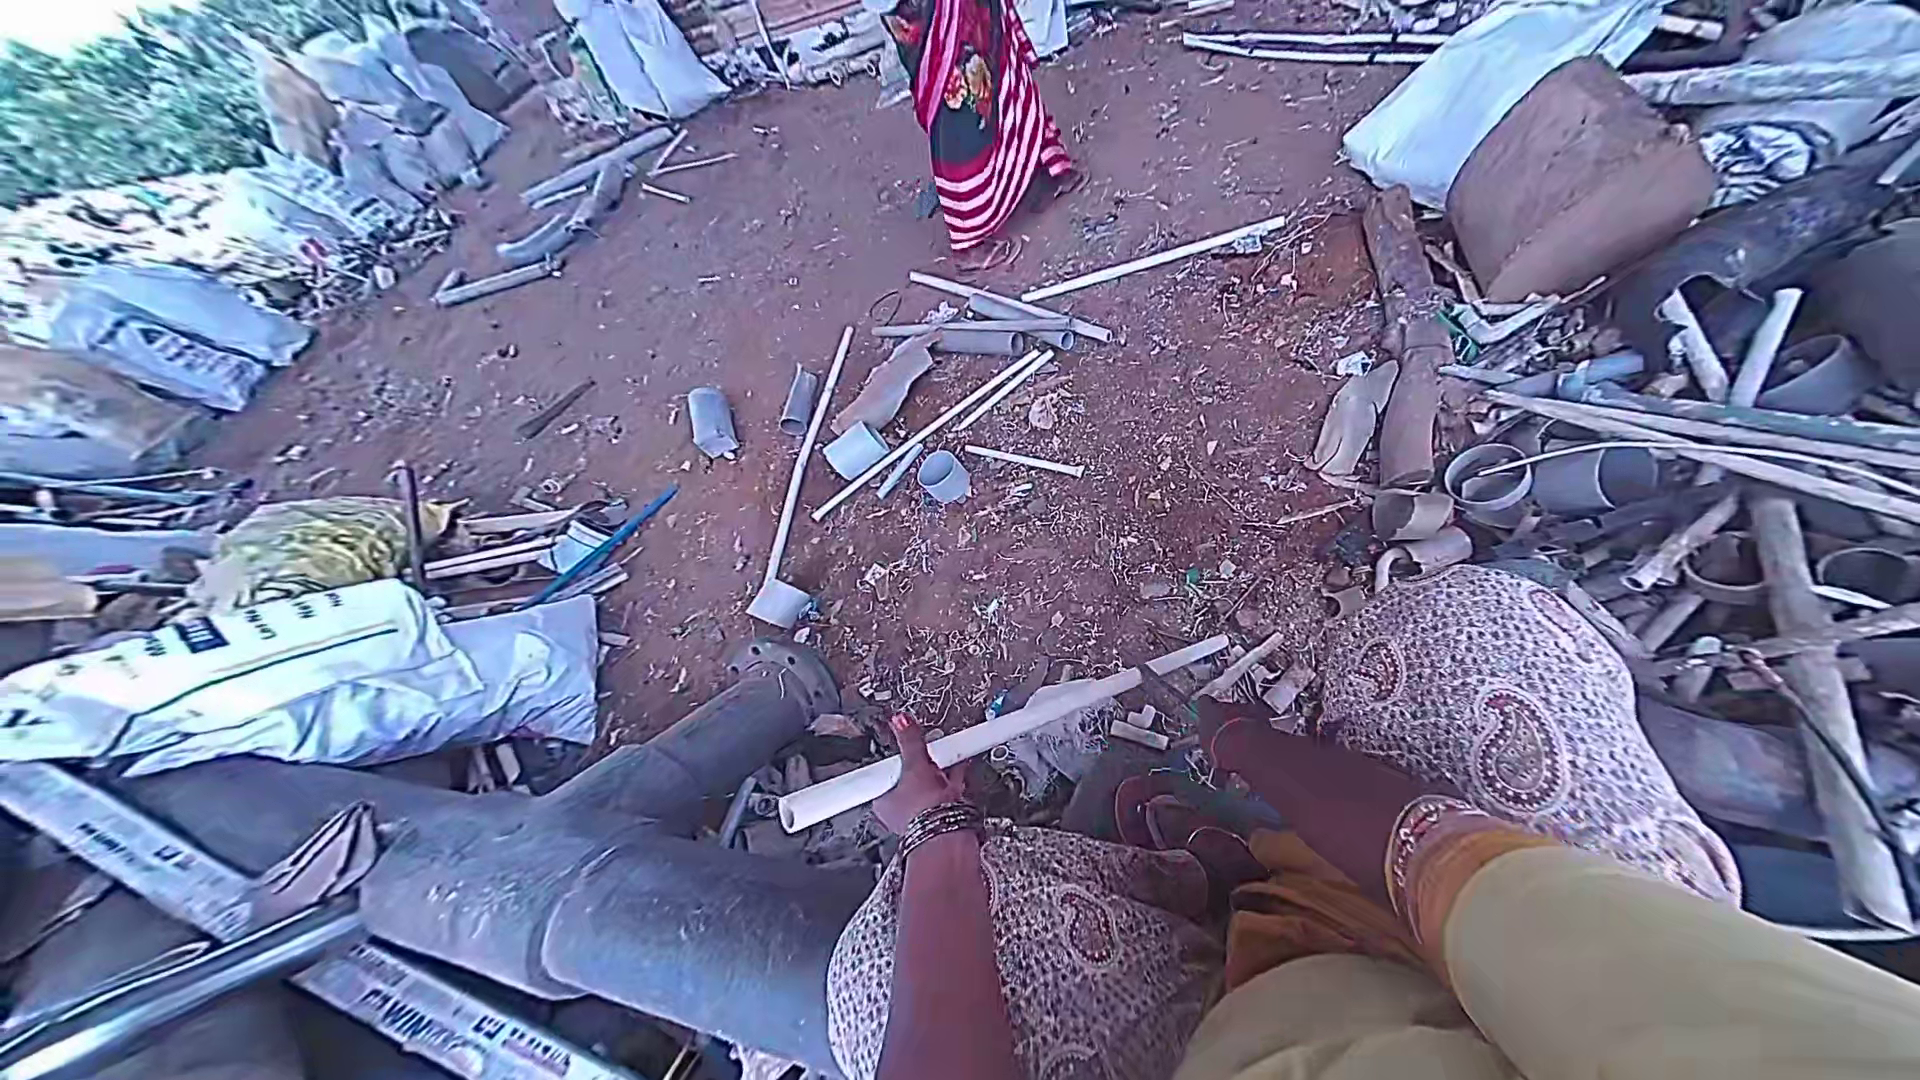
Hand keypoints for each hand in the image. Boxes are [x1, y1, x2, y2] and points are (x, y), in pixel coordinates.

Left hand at [874, 713, 967, 832]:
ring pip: (930, 782)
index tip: (904, 747)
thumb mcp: (914, 765)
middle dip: (922, 761)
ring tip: (944, 751)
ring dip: (939, 767)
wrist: (950, 835)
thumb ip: (909, 741)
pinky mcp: (944, 813)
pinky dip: (953, 775)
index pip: (887, 771)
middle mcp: (902, 810)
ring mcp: (924, 812)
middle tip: (925, 746)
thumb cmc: (922, 811)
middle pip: (910, 775)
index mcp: (883, 801)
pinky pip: (947, 788)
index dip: (897, 758)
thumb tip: (900, 721)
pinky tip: (960, 762)